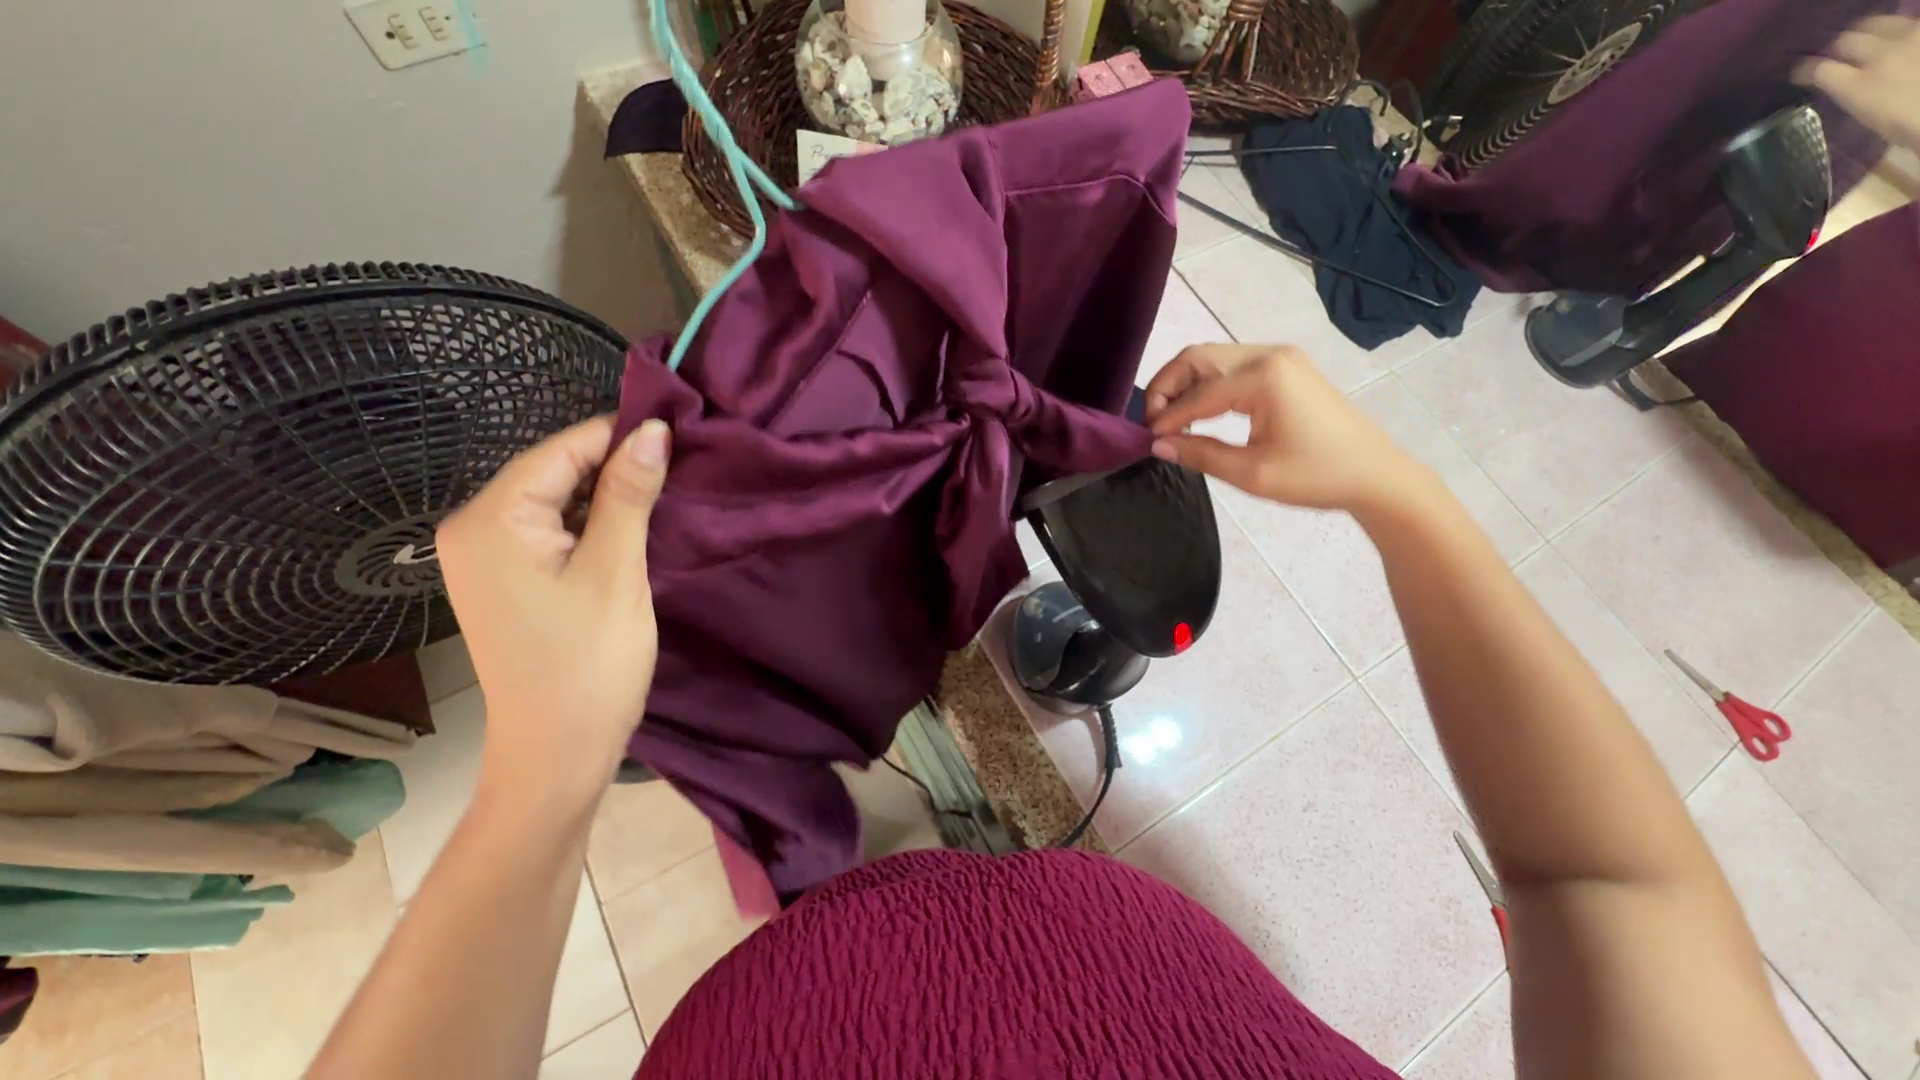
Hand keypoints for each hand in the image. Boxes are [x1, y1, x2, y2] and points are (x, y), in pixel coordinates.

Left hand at [436, 416, 670, 800]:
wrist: (555, 756)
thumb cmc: (588, 665)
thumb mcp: (616, 572)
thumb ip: (629, 495)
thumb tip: (653, 429)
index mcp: (490, 520)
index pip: (561, 449)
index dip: (620, 438)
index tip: (680, 437)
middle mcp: (472, 528)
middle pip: (553, 472)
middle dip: (614, 470)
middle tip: (679, 473)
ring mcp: (481, 558)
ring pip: (554, 502)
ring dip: (605, 500)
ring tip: (663, 501)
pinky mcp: (500, 581)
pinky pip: (548, 532)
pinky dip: (588, 529)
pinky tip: (629, 535)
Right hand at [1145, 344, 1432, 516]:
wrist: (1376, 475)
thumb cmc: (1316, 476)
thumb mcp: (1252, 473)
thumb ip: (1200, 454)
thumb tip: (1157, 445)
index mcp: (1263, 376)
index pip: (1197, 393)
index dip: (1167, 418)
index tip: (1147, 441)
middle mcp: (1269, 354)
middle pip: (1198, 357)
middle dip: (1168, 387)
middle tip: (1155, 424)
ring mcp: (1280, 357)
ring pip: (1213, 358)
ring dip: (1186, 384)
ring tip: (1174, 422)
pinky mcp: (1286, 367)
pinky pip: (1233, 366)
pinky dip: (1209, 384)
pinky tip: (1202, 413)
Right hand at [1797, 16, 1919, 153]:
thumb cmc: (1909, 124)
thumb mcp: (1869, 117)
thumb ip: (1851, 94)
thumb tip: (1836, 82)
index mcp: (1859, 85)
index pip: (1818, 69)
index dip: (1803, 71)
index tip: (1797, 75)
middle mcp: (1882, 54)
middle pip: (1846, 39)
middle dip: (1834, 47)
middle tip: (1832, 55)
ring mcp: (1912, 38)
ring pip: (1878, 23)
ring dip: (1866, 32)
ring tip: (1864, 41)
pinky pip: (1907, 23)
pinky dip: (1895, 29)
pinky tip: (1895, 41)